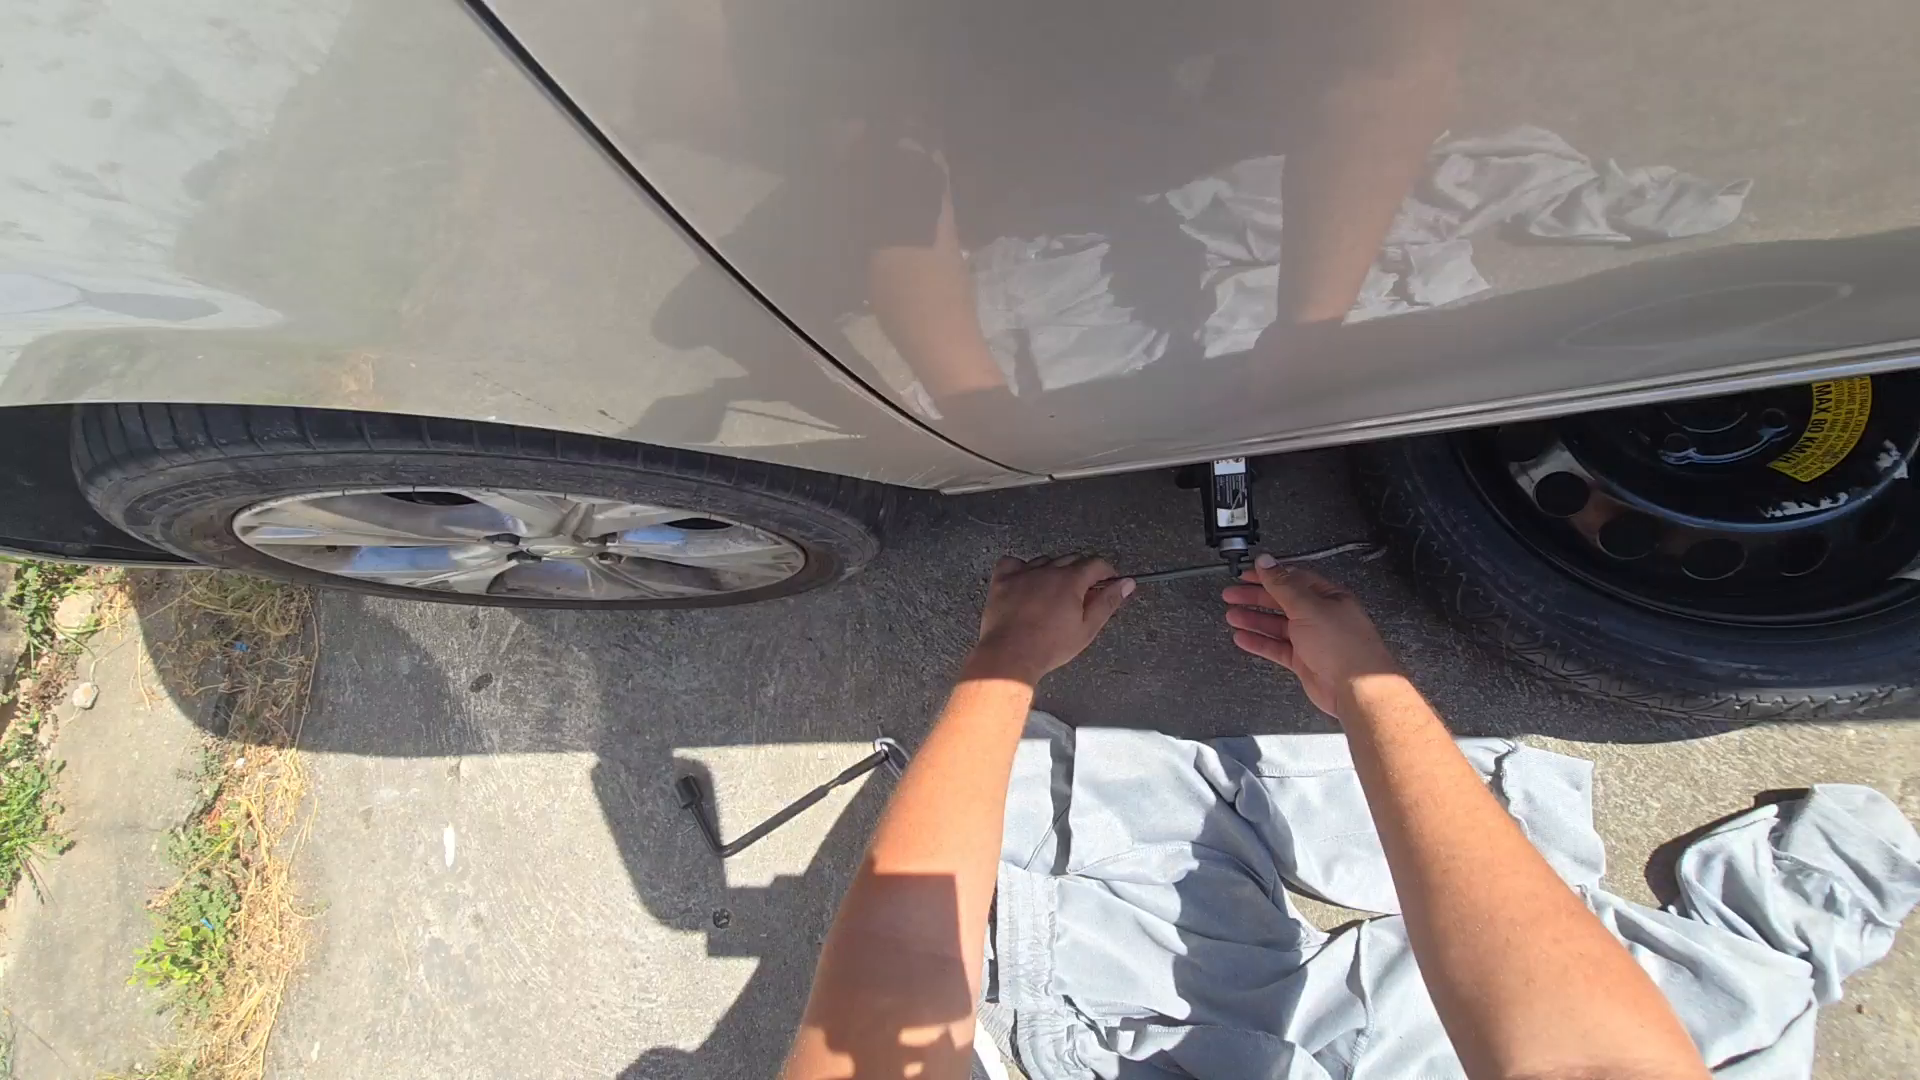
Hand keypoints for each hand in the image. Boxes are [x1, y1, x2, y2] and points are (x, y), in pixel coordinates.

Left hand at [966, 555, 1133, 685]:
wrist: (1011, 655)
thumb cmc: (1049, 646)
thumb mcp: (1087, 628)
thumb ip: (1108, 602)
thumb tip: (1127, 584)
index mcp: (1070, 580)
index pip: (1095, 563)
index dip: (1106, 572)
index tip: (1108, 582)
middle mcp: (1047, 570)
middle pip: (1071, 559)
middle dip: (1082, 573)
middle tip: (1082, 594)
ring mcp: (1023, 573)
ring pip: (1045, 561)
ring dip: (1053, 571)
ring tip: (1053, 594)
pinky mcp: (1002, 580)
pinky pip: (1012, 563)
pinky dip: (1020, 568)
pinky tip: (1024, 583)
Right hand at [1221, 554, 1400, 716]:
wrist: (1356, 688)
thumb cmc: (1345, 647)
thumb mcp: (1308, 607)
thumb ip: (1283, 585)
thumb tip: (1266, 562)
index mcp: (1327, 597)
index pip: (1291, 579)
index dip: (1267, 575)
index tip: (1246, 575)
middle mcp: (1320, 616)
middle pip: (1281, 601)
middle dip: (1254, 597)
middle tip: (1232, 594)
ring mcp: (1311, 639)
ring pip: (1275, 625)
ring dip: (1253, 619)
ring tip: (1233, 615)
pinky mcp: (1303, 660)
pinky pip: (1275, 647)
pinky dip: (1258, 642)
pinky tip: (1244, 637)